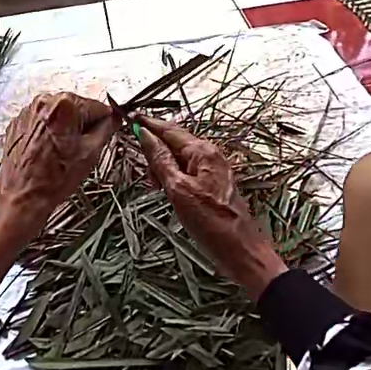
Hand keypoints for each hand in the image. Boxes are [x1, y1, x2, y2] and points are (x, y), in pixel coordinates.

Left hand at [0, 93, 116, 289]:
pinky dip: (48, 133)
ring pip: (59, 115)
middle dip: (82, 126)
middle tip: (80, 148)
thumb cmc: (51, 179)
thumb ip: (107, 129)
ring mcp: (28, 112)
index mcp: (65, 105)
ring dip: (65, 129)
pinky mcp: (18, 123)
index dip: (104, 122)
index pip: (97, 106)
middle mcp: (44, 102)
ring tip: (62, 153)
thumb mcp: (91, 153)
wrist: (22, 196)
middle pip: (76, 107)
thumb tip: (113, 119)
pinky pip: (42, 122)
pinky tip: (48, 152)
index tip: (105, 130)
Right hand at [133, 114, 286, 299]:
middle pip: (174, 142)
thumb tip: (144, 134)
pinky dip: (172, 177)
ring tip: (155, 186)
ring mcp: (212, 169)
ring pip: (179, 158)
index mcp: (203, 151)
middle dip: (154, 150)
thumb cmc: (212, 224)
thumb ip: (160, 160)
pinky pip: (186, 171)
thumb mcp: (178, 190)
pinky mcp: (212, 183)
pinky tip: (166, 190)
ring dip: (162, 166)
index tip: (130, 118)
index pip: (169, 130)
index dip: (148, 123)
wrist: (241, 251)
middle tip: (142, 168)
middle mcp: (210, 155)